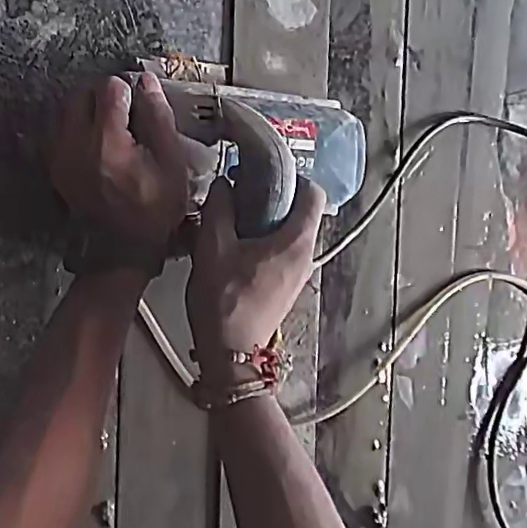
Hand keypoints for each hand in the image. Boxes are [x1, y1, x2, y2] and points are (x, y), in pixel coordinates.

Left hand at [48, 73, 192, 256]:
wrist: (120, 250)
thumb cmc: (153, 210)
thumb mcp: (171, 164)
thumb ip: (158, 118)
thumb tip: (145, 81)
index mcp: (106, 141)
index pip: (110, 88)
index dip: (130, 92)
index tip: (141, 110)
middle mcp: (75, 144)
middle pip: (82, 94)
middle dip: (104, 98)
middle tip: (126, 117)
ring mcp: (59, 157)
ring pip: (66, 111)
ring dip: (87, 112)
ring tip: (111, 132)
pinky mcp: (55, 169)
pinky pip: (59, 133)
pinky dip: (75, 131)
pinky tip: (95, 146)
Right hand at [189, 177, 324, 357]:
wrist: (229, 355)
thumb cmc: (224, 302)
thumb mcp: (212, 248)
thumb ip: (218, 209)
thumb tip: (223, 184)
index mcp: (297, 242)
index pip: (313, 192)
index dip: (290, 175)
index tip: (260, 173)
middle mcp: (306, 256)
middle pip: (299, 212)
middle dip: (270, 198)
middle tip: (236, 195)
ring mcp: (299, 275)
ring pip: (287, 233)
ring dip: (262, 222)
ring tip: (229, 222)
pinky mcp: (285, 288)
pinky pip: (280, 253)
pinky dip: (261, 243)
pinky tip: (232, 249)